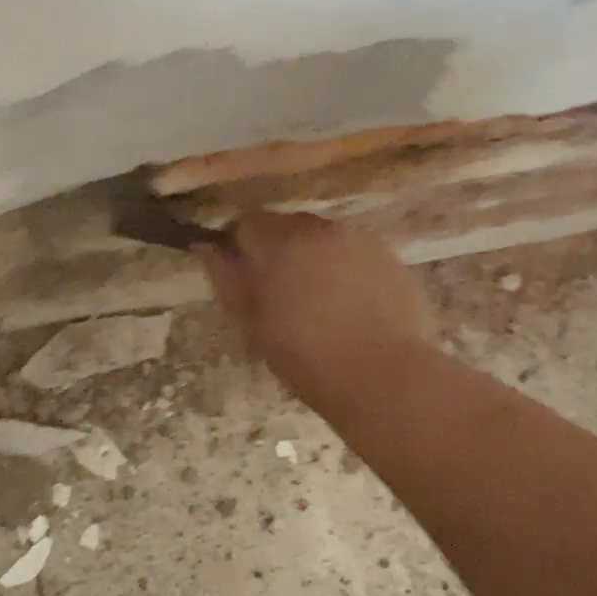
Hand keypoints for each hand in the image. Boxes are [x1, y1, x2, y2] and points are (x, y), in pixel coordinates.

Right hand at [195, 212, 432, 397]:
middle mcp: (322, 230)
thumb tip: (206, 248)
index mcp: (282, 243)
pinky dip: (341, 270)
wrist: (380, 373)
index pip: (247, 222)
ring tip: (311, 303)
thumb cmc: (301, 354)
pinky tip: (343, 307)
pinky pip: (352, 253)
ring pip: (321, 239)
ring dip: (309, 260)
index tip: (238, 275)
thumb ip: (226, 279)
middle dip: (275, 250)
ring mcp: (361, 240)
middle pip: (287, 225)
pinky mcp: (390, 257)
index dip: (237, 246)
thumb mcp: (250, 323)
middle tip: (273, 294)